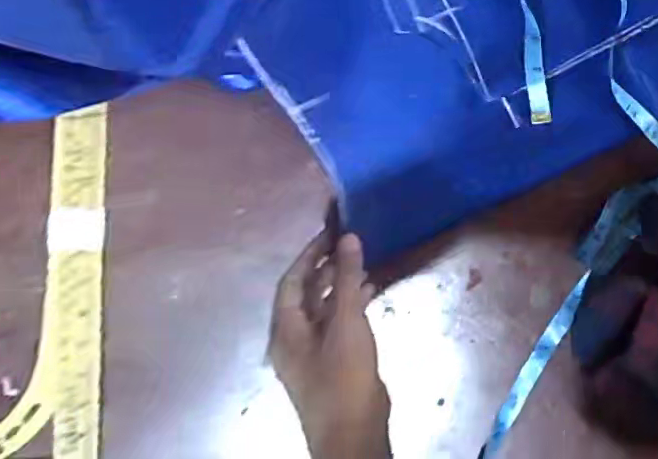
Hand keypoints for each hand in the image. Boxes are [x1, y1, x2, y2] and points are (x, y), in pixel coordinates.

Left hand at [270, 231, 390, 458]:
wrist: (352, 428)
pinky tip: (371, 287)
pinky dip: (351, 298)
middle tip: (350, 238)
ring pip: (322, 304)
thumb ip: (347, 279)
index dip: (309, 254)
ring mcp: (313, 349)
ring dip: (340, 280)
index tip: (333, 229)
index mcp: (286, 331)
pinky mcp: (332, 356)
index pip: (291, 282)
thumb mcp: (347, 322)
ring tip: (364, 256)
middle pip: (304, 293)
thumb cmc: (343, 374)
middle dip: (325, 264)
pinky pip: (337, 317)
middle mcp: (293, 338)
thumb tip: (348, 237)